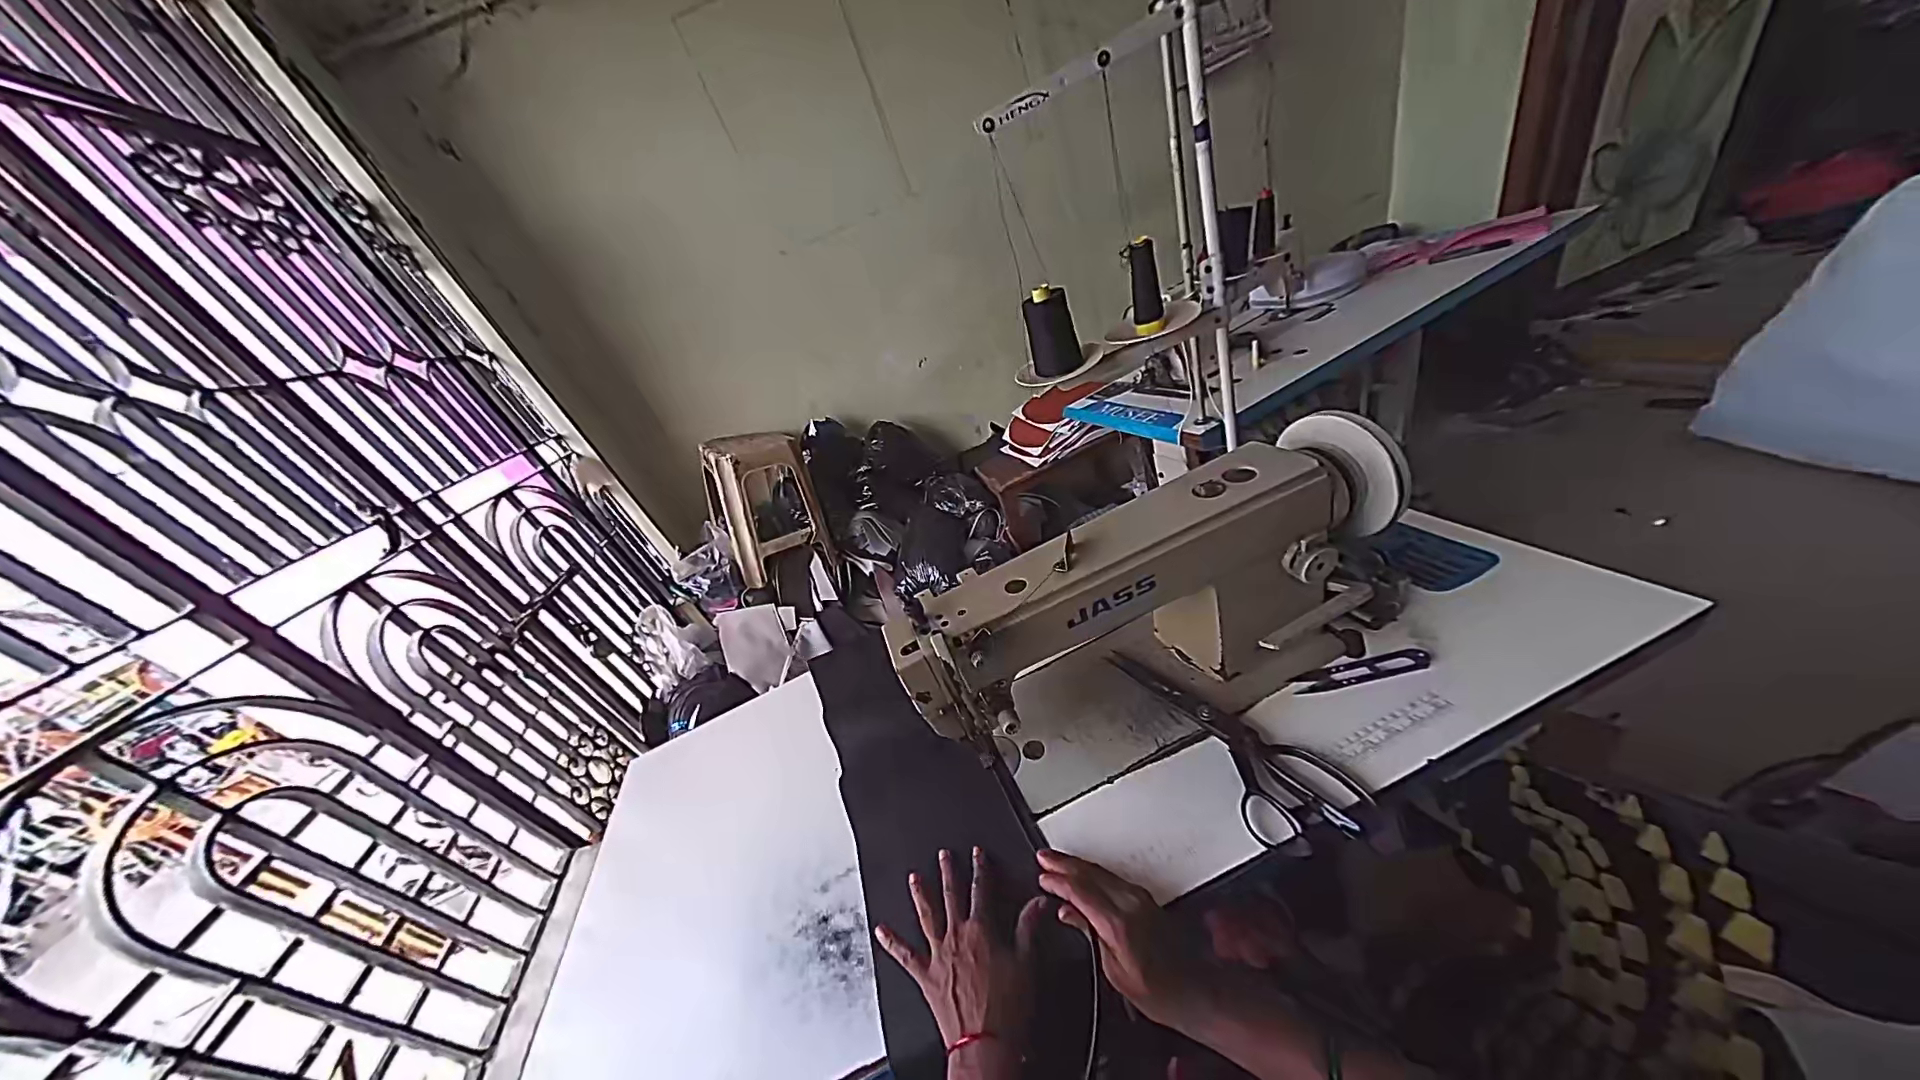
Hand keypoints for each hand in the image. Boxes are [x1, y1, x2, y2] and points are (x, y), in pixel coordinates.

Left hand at [873, 847, 1048, 1060]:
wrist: (986, 1045)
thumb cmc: (1008, 1009)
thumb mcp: (1026, 962)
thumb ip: (1030, 927)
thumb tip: (1038, 902)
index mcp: (981, 930)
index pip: (981, 890)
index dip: (980, 869)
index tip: (977, 854)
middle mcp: (956, 937)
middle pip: (951, 896)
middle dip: (948, 873)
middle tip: (943, 855)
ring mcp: (938, 956)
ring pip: (927, 917)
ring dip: (920, 895)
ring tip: (913, 878)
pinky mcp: (926, 977)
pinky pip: (905, 956)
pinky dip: (892, 942)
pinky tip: (881, 930)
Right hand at [1035, 849, 1227, 1034]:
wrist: (1193, 991)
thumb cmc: (1158, 991)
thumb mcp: (1114, 971)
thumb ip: (1090, 934)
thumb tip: (1068, 913)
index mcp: (1119, 922)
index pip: (1081, 890)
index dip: (1059, 882)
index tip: (1043, 877)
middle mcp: (1131, 903)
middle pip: (1090, 872)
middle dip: (1063, 863)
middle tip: (1043, 857)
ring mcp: (1139, 897)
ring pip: (1100, 871)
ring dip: (1076, 864)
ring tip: (1056, 861)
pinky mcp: (1144, 897)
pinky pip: (1111, 876)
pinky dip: (1091, 872)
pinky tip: (1082, 873)